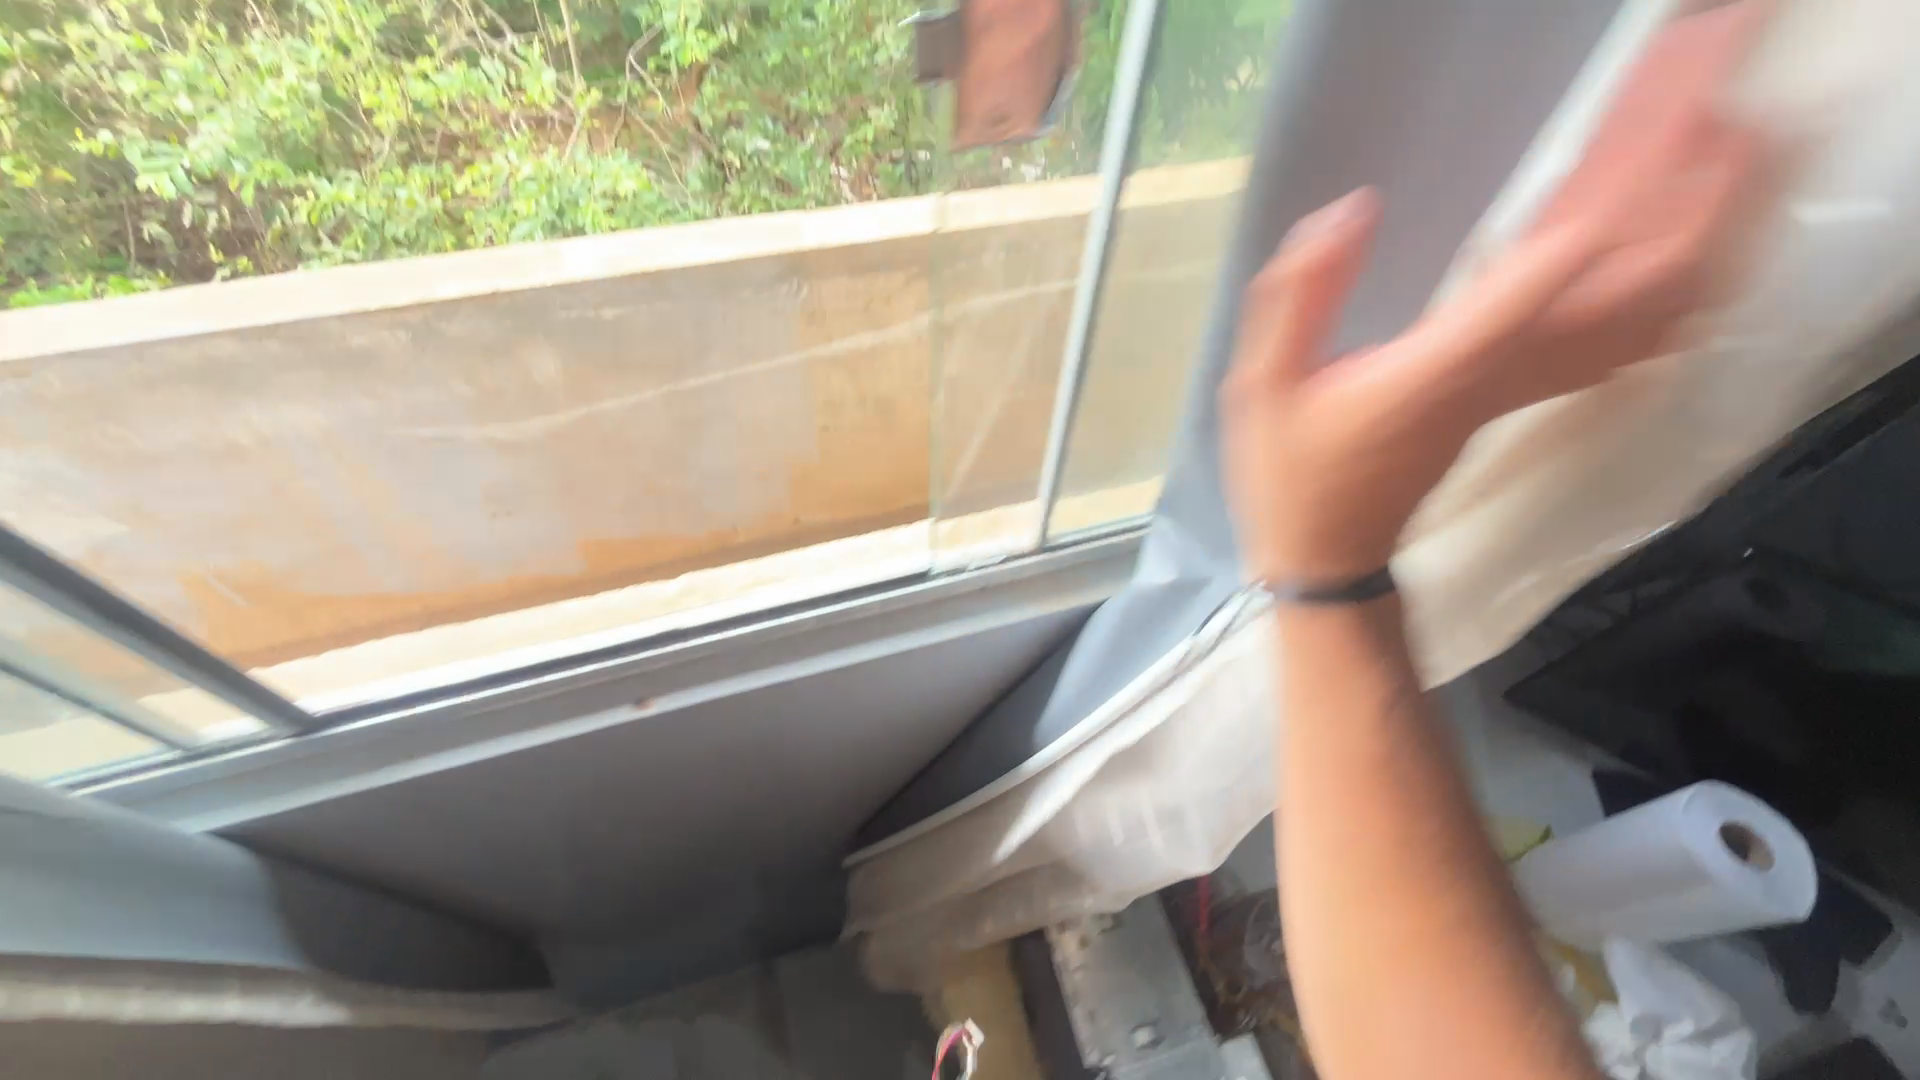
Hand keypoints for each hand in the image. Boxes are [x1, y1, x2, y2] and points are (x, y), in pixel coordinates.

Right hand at [1221, 2, 1767, 586]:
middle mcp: (1498, 373)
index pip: (1542, 268)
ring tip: (1715, 146)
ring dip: (1695, 228)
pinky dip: (1669, 283)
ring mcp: (1519, 388)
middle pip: (1629, 280)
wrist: (1328, 555)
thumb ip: (1297, 298)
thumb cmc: (1287, 474)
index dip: (1610, 181)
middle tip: (1715, 100)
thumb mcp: (1258, 387)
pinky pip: (1620, 337)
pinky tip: (1679, 243)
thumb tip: (1349, 212)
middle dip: (1684, 186)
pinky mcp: (1520, 395)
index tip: (1664, 99)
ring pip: (1644, 310)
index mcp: (1434, 367)